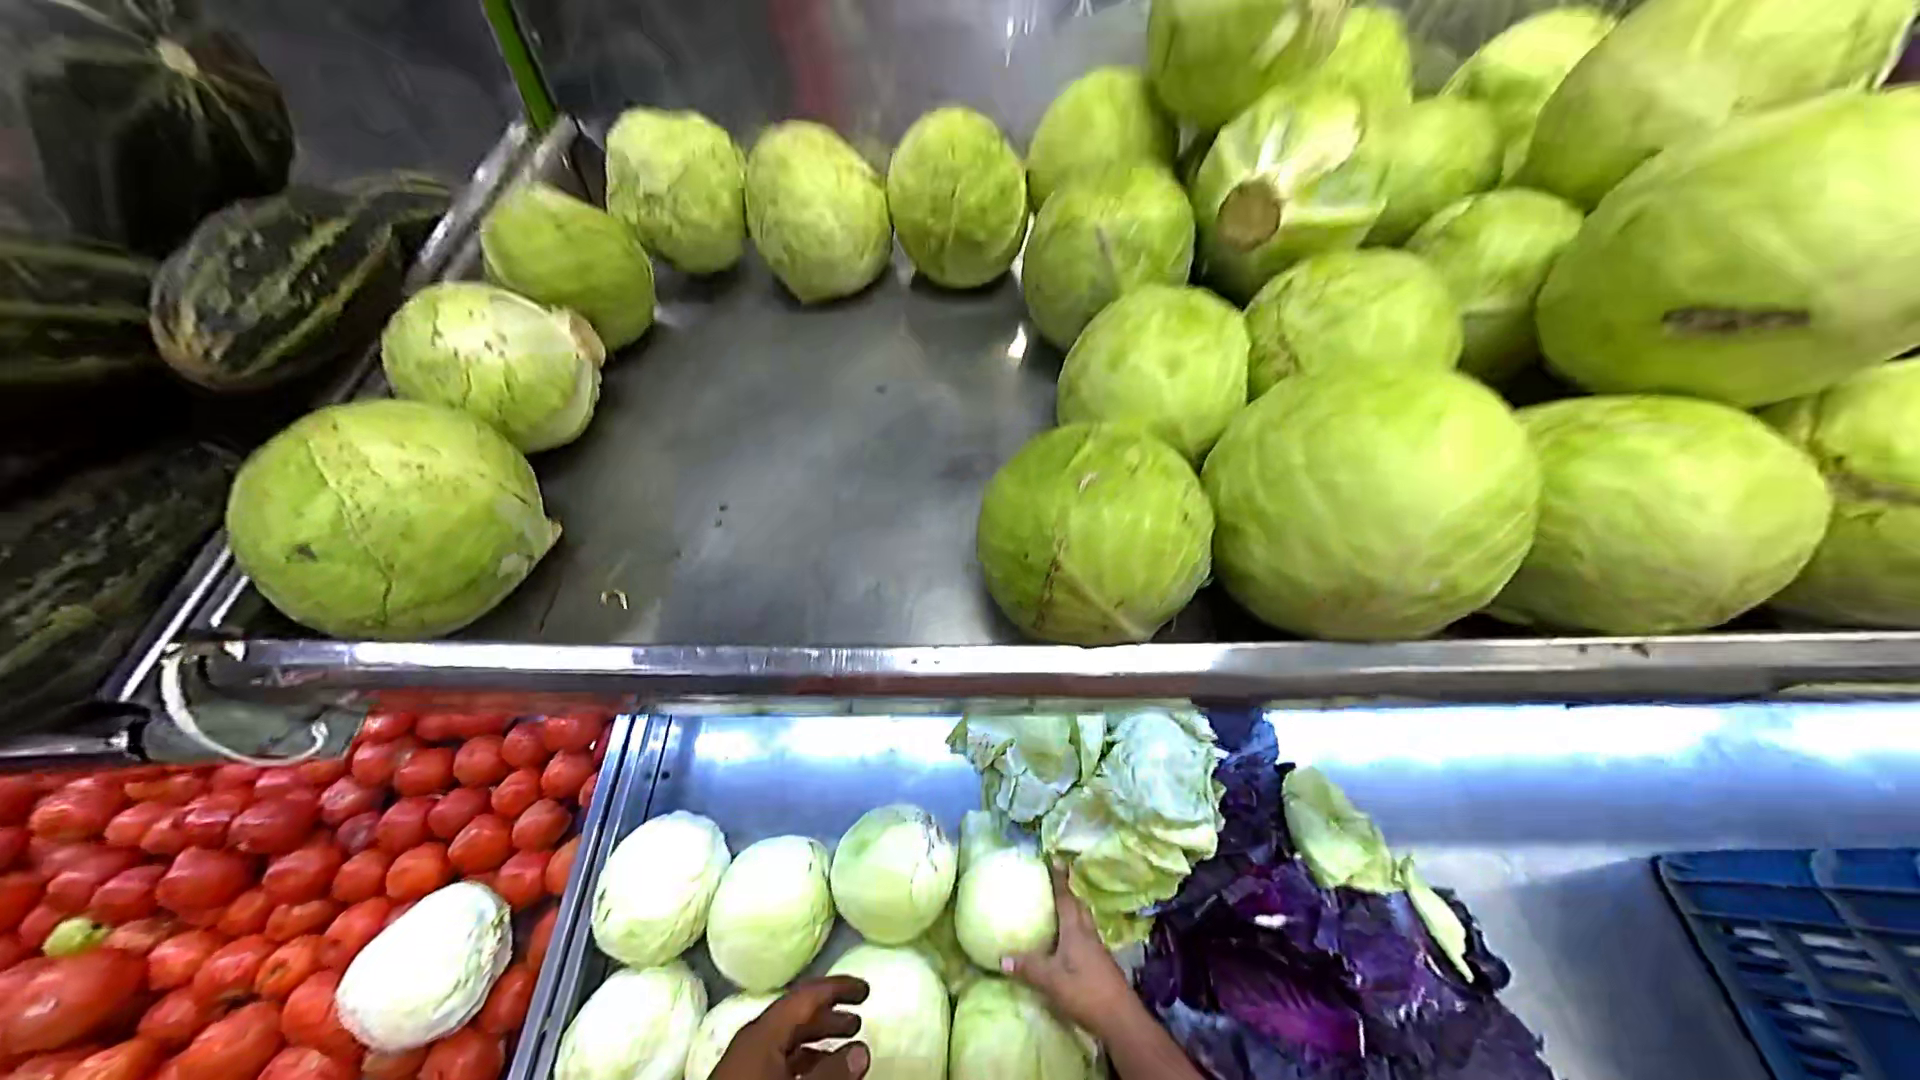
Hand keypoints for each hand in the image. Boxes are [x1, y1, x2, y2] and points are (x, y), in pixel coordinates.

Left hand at [709, 976, 871, 1079]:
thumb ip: (831, 1073)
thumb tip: (861, 1050)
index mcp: (764, 1033)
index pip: (806, 995)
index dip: (838, 988)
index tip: (866, 991)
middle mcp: (753, 1041)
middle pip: (797, 1016)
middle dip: (830, 1016)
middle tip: (859, 1021)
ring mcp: (744, 1064)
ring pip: (788, 1041)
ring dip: (818, 1041)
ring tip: (844, 1050)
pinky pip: (778, 1062)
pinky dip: (802, 1062)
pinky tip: (816, 1075)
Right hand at [1003, 865, 1140, 1037]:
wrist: (1122, 1020)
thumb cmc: (1086, 992)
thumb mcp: (1052, 981)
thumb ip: (1028, 968)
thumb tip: (1002, 958)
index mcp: (1075, 930)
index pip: (1066, 897)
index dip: (1060, 878)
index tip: (1055, 858)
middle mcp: (1088, 934)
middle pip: (1079, 905)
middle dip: (1069, 892)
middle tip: (1057, 882)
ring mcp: (1098, 949)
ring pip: (1085, 921)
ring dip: (1075, 910)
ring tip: (1062, 908)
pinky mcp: (1103, 964)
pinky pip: (1088, 937)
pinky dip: (1078, 930)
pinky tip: (1071, 942)